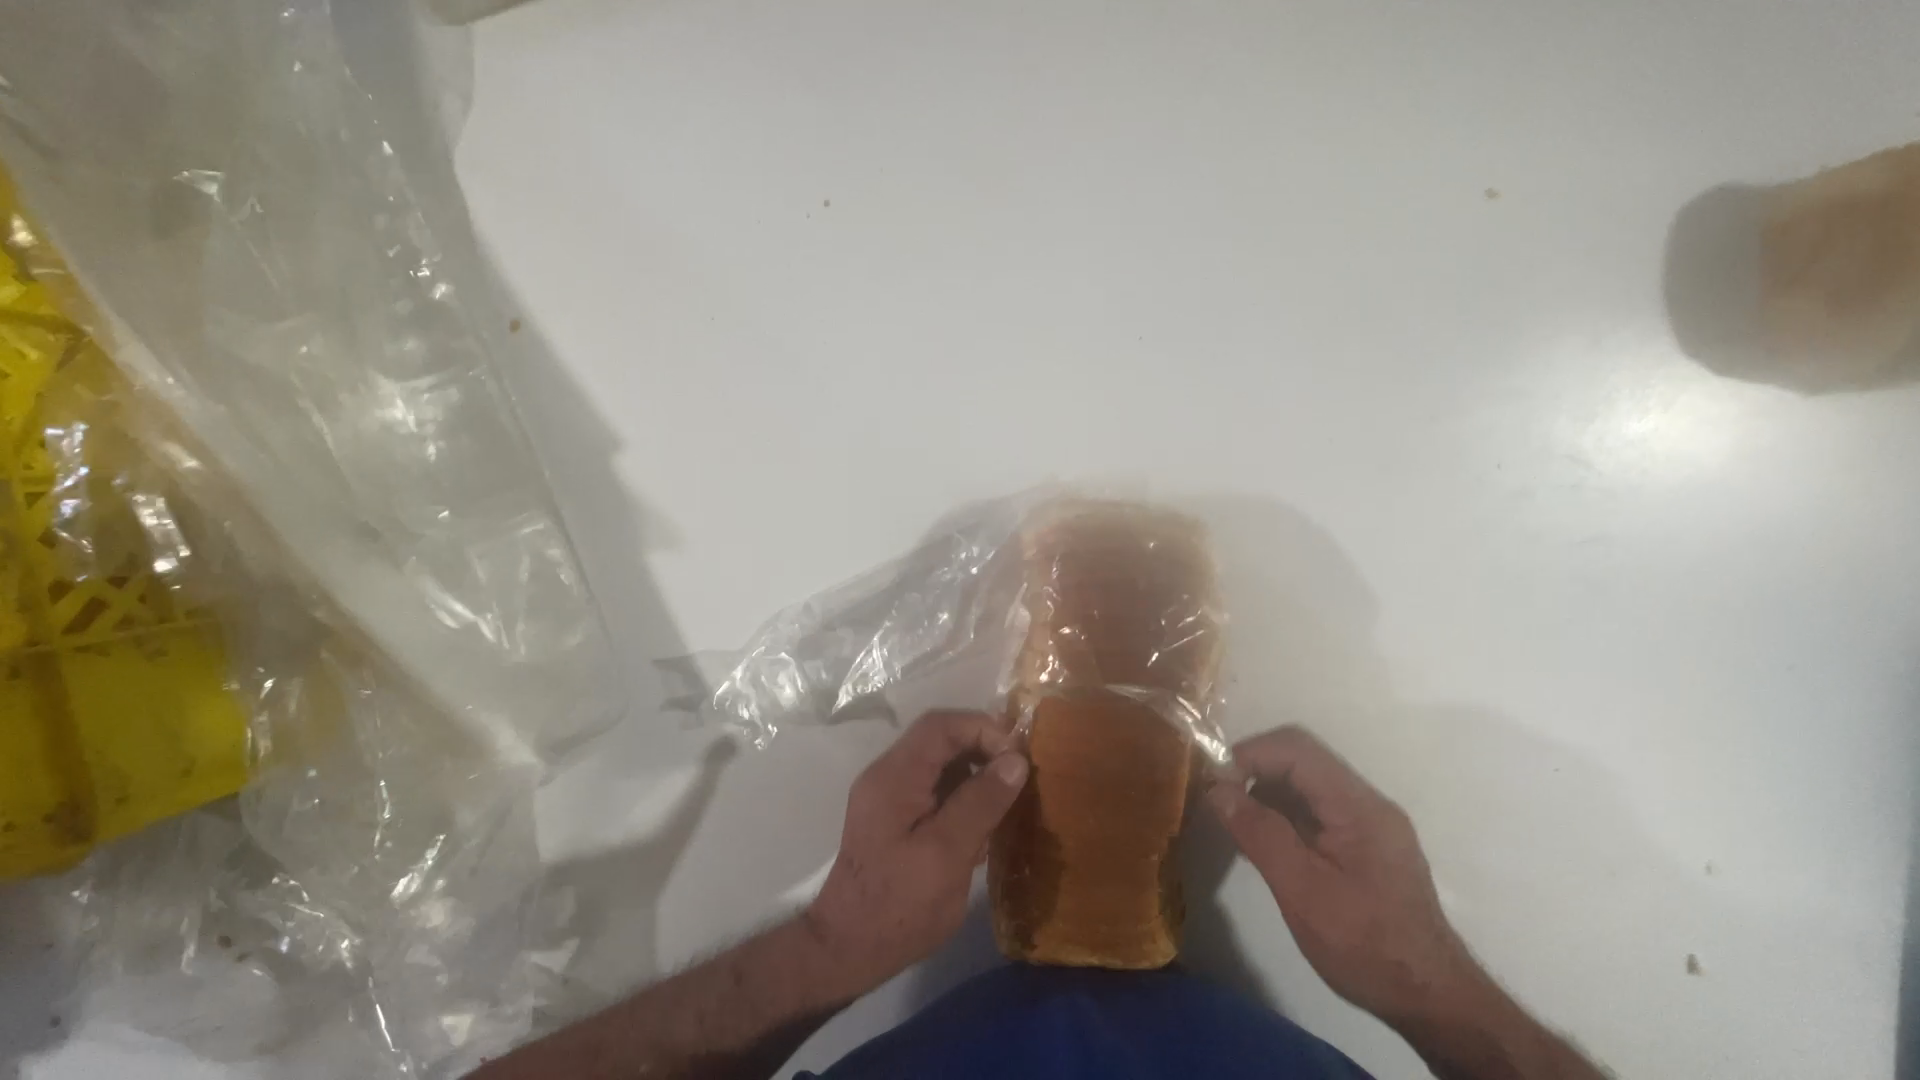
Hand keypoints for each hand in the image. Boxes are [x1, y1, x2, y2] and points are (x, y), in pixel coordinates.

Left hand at [804, 709, 1029, 996]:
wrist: (848, 952)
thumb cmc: (898, 906)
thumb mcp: (946, 855)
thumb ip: (980, 803)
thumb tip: (1016, 760)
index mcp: (894, 777)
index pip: (941, 726)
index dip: (983, 729)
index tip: (1019, 756)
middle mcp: (889, 777)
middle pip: (941, 740)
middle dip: (985, 750)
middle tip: (1022, 776)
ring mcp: (891, 798)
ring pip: (942, 765)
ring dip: (978, 774)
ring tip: (1011, 801)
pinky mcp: (898, 820)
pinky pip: (937, 790)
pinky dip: (966, 797)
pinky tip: (988, 825)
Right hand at [1205, 726, 1490, 1026]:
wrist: (1429, 998)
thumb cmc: (1364, 945)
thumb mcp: (1302, 890)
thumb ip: (1259, 833)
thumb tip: (1216, 789)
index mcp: (1358, 806)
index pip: (1296, 748)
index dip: (1248, 755)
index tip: (1214, 786)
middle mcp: (1367, 803)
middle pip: (1301, 761)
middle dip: (1253, 773)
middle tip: (1219, 805)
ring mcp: (1369, 824)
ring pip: (1307, 785)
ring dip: (1266, 795)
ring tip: (1236, 828)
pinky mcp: (1365, 846)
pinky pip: (1317, 811)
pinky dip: (1283, 817)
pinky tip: (1265, 847)